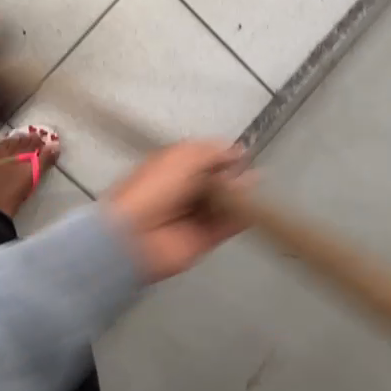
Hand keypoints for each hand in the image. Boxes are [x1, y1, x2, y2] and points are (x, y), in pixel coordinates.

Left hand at [106, 141, 252, 281]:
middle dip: (232, 176)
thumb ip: (210, 152)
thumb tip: (235, 150)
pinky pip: (225, 227)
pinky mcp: (202, 240)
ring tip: (255, 186)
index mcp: (170, 170)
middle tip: (250, 171)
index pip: (201, 160)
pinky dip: (241, 218)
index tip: (242, 153)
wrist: (135, 234)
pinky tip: (255, 208)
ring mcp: (192, 218)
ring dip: (239, 196)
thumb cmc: (154, 188)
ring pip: (222, 205)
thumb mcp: (180, 158)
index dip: (221, 156)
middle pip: (214, 183)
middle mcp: (181, 193)